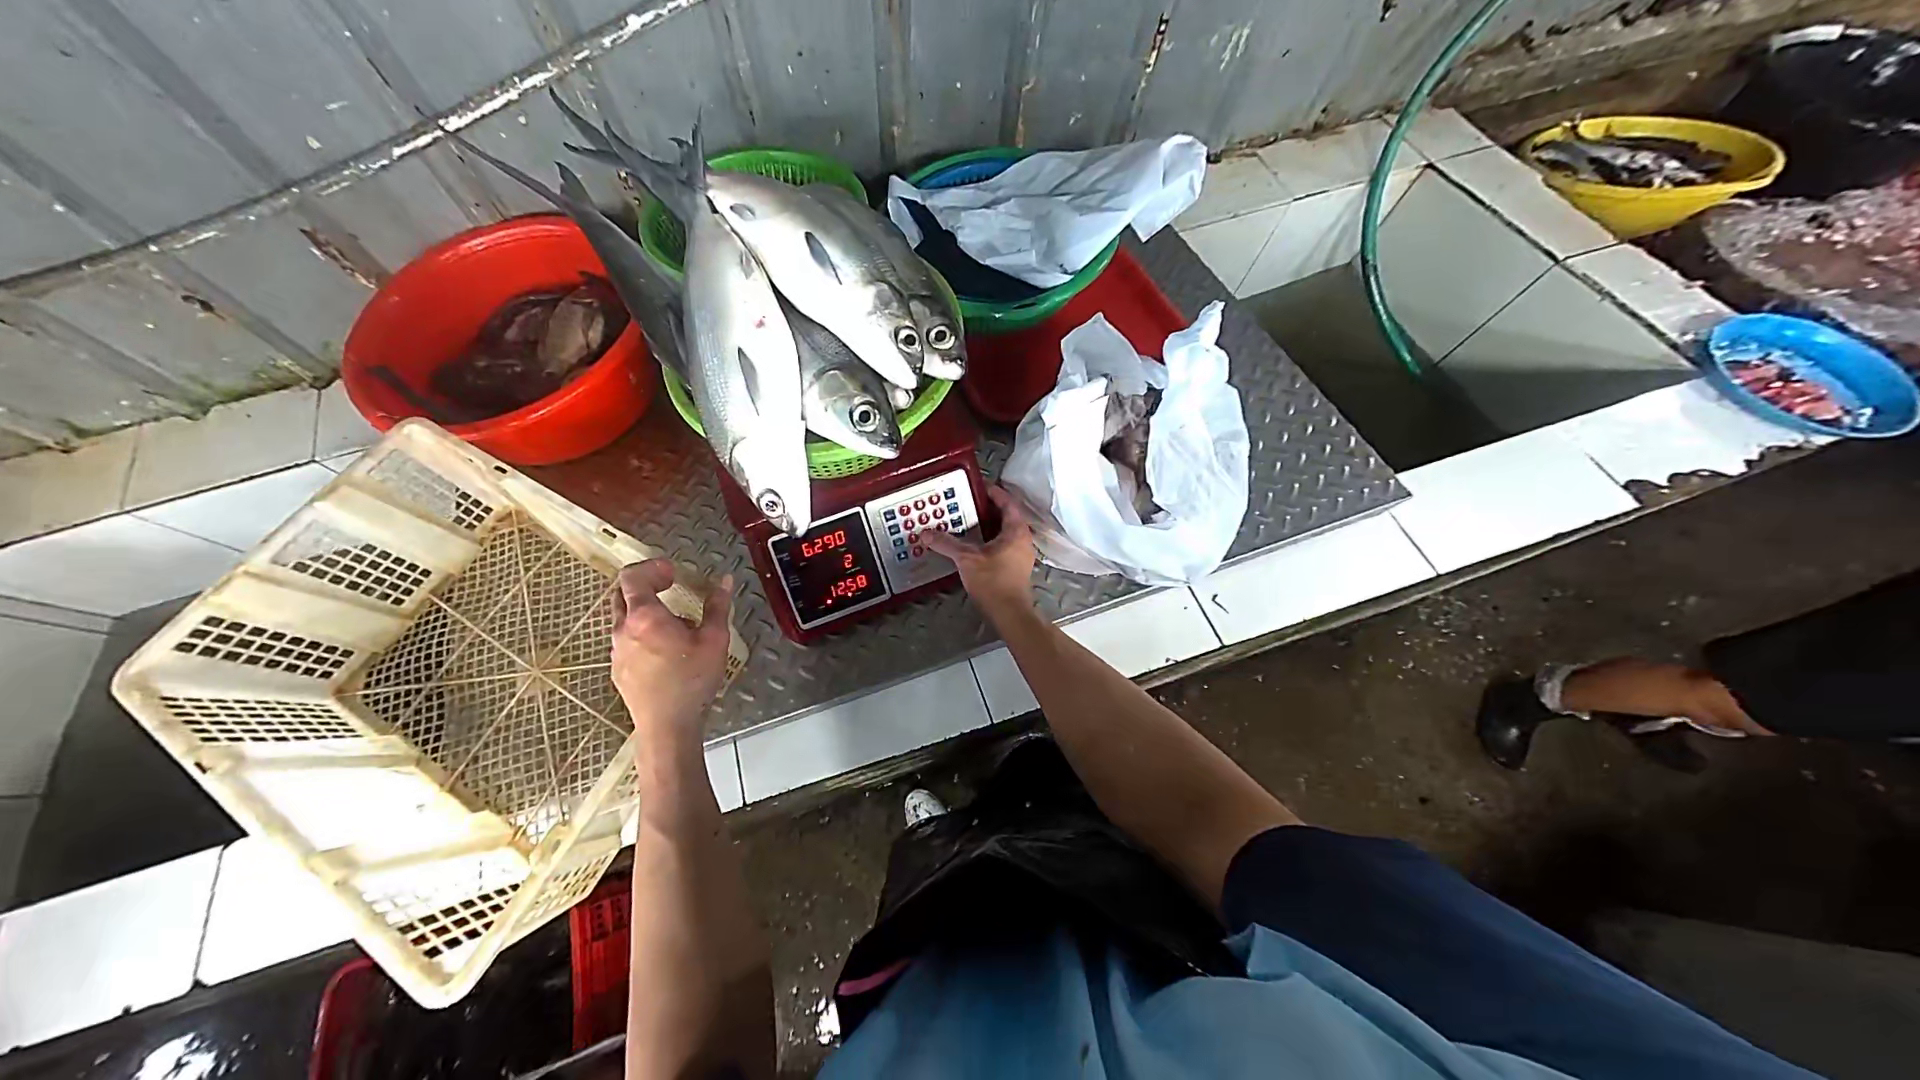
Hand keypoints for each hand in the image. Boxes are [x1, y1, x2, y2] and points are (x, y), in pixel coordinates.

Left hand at [609, 559, 733, 740]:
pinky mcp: (619, 669)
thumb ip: (717, 607)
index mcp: (645, 617)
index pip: (633, 577)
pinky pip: (626, 640)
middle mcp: (624, 630)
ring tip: (675, 621)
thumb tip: (724, 582)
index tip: (673, 572)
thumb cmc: (691, 681)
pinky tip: (666, 648)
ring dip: (645, 609)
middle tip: (670, 585)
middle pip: (622, 594)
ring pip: (624, 618)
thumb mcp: (714, 640)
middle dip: (645, 584)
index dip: (652, 567)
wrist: (666, 726)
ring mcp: (618, 651)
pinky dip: (642, 632)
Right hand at [920, 485, 1036, 619]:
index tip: (980, 488)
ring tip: (968, 523)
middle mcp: (1023, 540)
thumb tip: (927, 534)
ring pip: (1005, 533)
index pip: (1007, 503)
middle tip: (969, 504)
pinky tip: (974, 546)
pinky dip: (989, 541)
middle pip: (1007, 517)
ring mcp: (1021, 555)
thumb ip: (946, 543)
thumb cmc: (994, 582)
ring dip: (988, 527)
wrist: (1009, 613)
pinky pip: (1003, 546)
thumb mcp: (967, 558)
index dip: (994, 493)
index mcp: (1016, 531)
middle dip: (988, 510)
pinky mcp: (1016, 568)